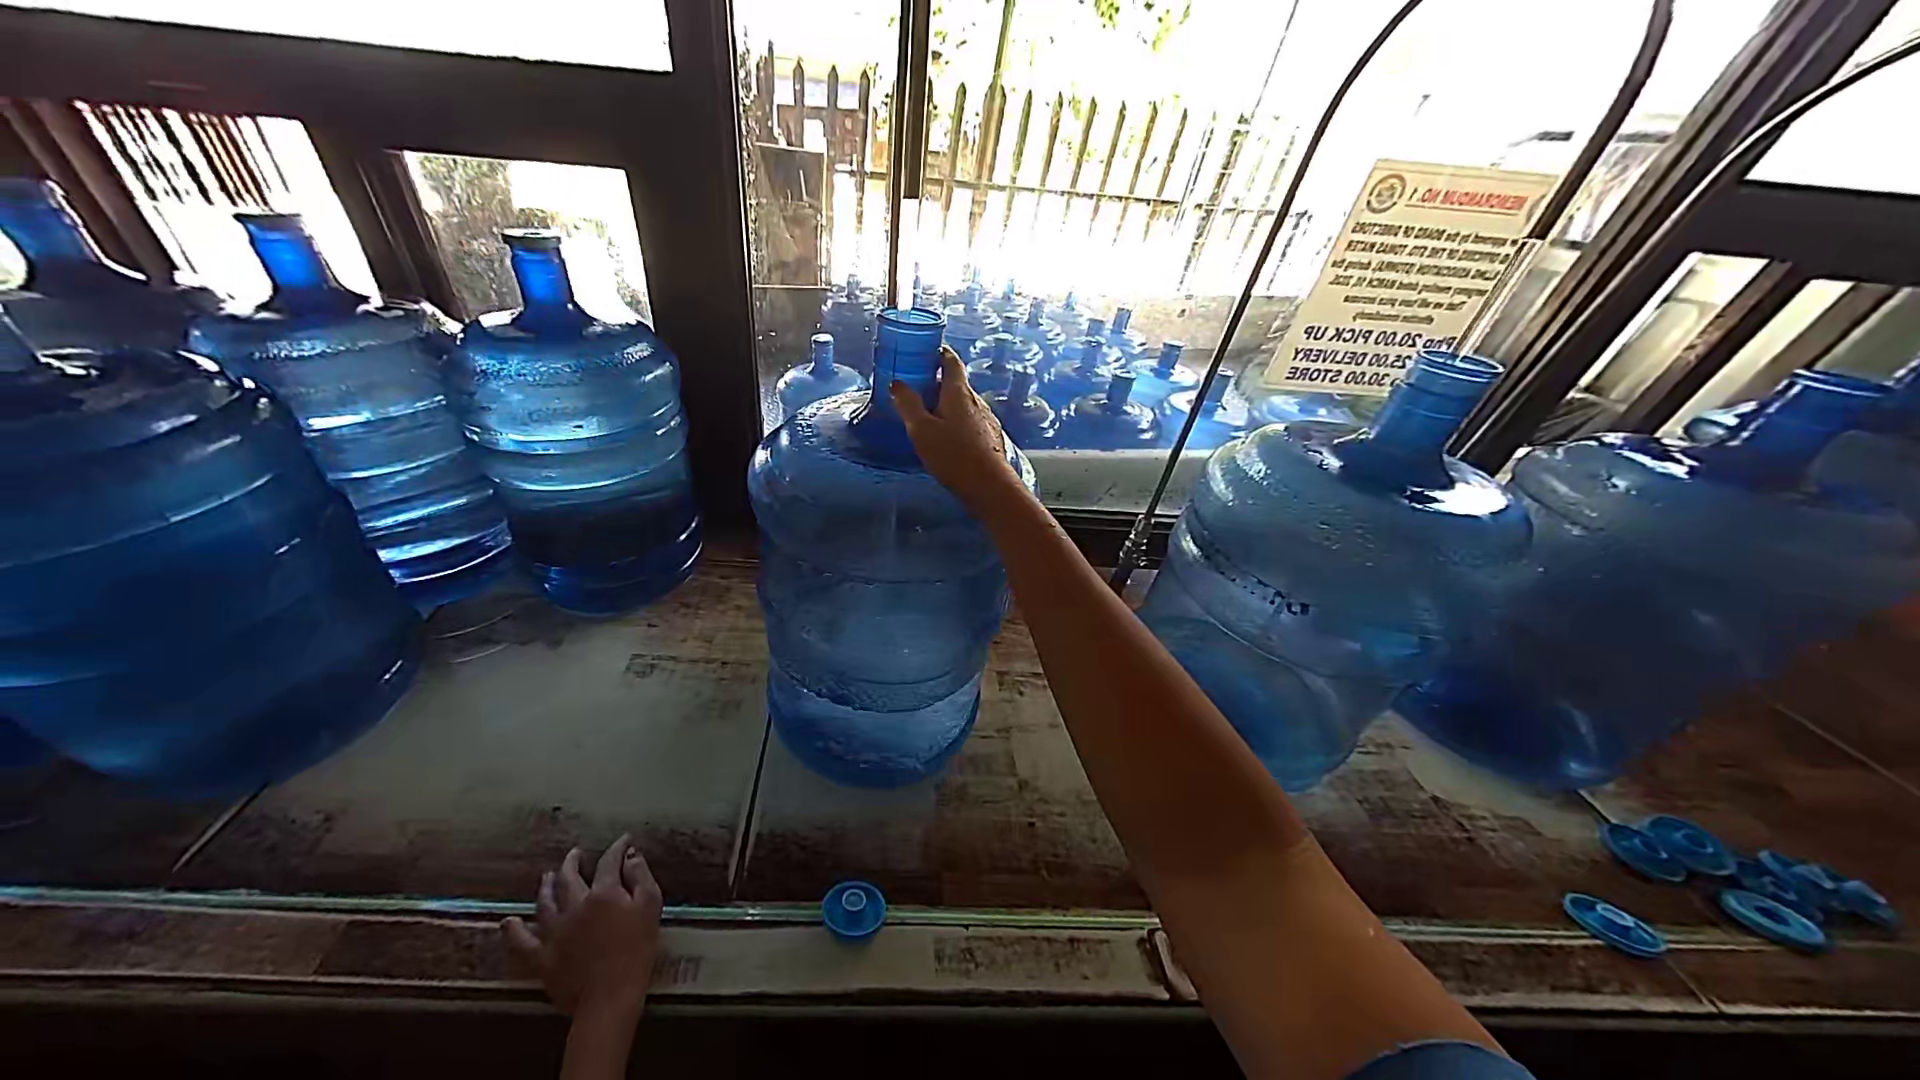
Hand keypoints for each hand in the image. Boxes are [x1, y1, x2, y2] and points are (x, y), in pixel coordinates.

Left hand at [503, 834, 662, 1018]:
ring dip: (546, 886)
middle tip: (576, 853)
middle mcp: (575, 905)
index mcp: (603, 892)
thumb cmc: (637, 949)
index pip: (609, 861)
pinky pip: (521, 941)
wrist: (610, 995)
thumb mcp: (650, 906)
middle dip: (573, 862)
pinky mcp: (541, 956)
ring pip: (545, 902)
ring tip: (548, 876)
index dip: (618, 848)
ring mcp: (554, 931)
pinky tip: (509, 922)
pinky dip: (513, 930)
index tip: (625, 841)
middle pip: (570, 877)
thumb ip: (641, 877)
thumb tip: (631, 855)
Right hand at [890, 345, 1022, 509]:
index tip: (928, 351)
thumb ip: (908, 405)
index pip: (951, 361)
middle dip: (939, 382)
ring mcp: (987, 419)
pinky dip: (957, 421)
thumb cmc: (953, 456)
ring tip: (930, 414)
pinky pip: (971, 421)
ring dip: (948, 404)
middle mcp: (976, 401)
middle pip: (957, 383)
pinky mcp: (990, 438)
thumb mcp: (921, 430)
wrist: (989, 486)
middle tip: (919, 386)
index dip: (939, 353)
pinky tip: (948, 437)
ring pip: (964, 404)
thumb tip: (898, 384)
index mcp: (958, 393)